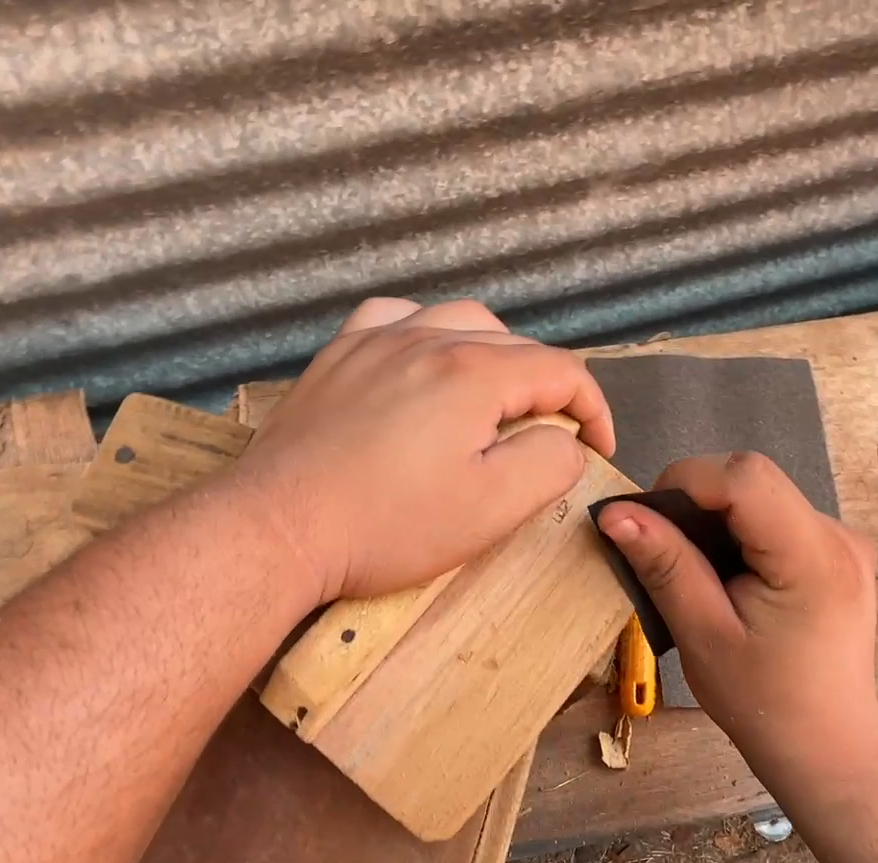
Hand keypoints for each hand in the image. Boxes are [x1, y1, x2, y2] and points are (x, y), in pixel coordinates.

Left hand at [236, 298, 615, 603]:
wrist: (281, 527)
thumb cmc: (390, 525)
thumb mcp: (493, 508)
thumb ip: (550, 462)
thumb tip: (565, 438)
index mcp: (475, 372)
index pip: (562, 370)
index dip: (594, 409)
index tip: (597, 450)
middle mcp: (428, 338)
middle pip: (516, 344)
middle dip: (549, 389)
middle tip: (548, 440)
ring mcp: (375, 340)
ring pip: (460, 320)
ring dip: (496, 355)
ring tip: (497, 398)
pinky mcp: (338, 356)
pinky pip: (395, 319)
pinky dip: (427, 333)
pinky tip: (424, 360)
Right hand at [594, 453, 877, 749]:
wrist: (825, 745)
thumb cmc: (761, 701)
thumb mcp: (701, 636)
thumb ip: (664, 566)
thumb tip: (615, 512)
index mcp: (812, 556)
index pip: (745, 477)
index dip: (686, 482)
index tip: (646, 521)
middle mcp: (838, 535)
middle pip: (754, 478)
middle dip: (696, 500)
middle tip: (663, 550)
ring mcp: (843, 541)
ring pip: (762, 494)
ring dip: (716, 517)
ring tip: (695, 569)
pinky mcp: (837, 551)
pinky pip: (776, 515)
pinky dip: (739, 531)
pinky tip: (727, 575)